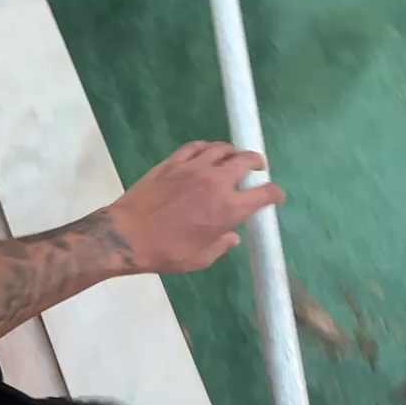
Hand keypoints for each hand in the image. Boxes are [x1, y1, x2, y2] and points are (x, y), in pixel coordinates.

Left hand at [107, 141, 283, 273]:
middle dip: (256, 162)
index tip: (276, 194)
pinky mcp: (172, 162)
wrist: (129, 235)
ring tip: (235, 155)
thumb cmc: (167, 252)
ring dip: (233, 151)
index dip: (275, 193)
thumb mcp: (201, 258)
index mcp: (228, 209)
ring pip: (221, 148)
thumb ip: (221, 244)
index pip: (264, 194)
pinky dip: (207, 146)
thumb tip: (232, 235)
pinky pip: (195, 146)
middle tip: (258, 166)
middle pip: (245, 161)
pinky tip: (208, 151)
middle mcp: (215, 183)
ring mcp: (192, 168)